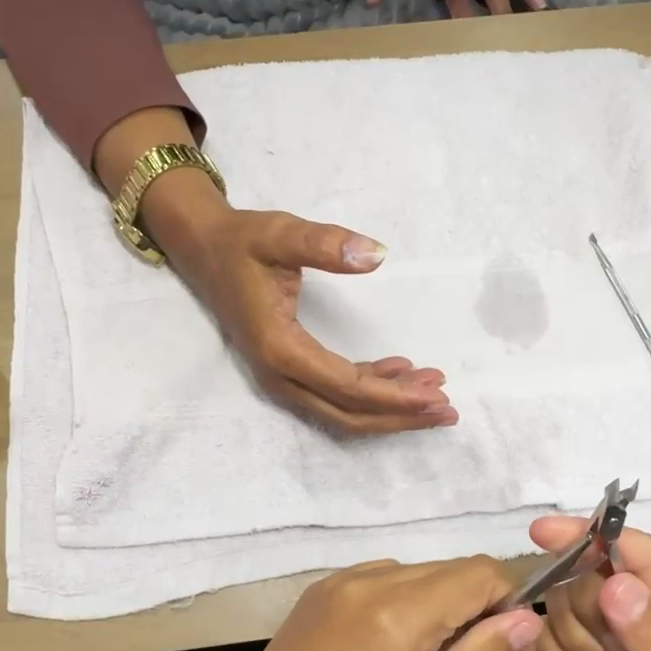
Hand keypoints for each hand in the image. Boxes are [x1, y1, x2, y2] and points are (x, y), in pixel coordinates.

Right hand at [165, 205, 458, 433]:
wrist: (203, 250)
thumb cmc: (242, 242)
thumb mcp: (280, 234)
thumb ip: (324, 244)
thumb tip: (377, 255)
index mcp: (280, 348)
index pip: (347, 387)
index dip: (394, 396)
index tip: (436, 392)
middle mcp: (279, 376)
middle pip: (348, 415)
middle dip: (400, 416)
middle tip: (447, 408)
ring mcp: (280, 379)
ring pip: (341, 413)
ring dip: (388, 409)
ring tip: (433, 391)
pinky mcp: (286, 372)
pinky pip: (332, 397)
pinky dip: (369, 393)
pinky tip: (399, 371)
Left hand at [193, 557, 541, 650]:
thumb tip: (526, 620)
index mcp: (396, 612)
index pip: (482, 573)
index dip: (509, 607)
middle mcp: (368, 580)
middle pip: (452, 569)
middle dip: (478, 611)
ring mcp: (339, 580)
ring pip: (420, 573)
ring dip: (442, 609)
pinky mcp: (319, 590)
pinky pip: (384, 579)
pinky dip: (406, 605)